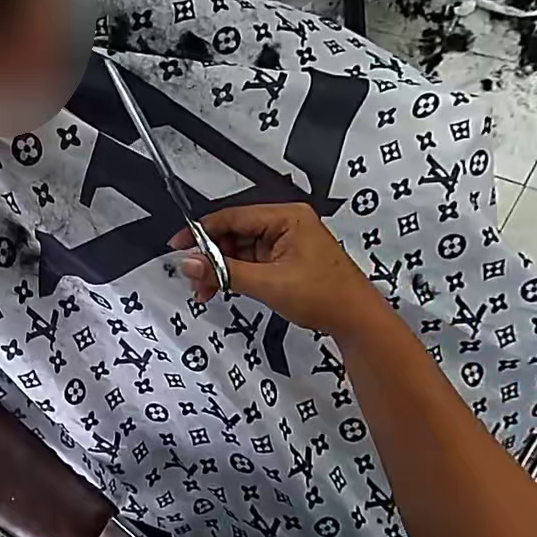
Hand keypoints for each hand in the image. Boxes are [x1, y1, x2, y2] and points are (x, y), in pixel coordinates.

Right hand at [168, 203, 388, 338]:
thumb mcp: (268, 283)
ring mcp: (285, 242)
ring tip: (206, 287)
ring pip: (239, 248)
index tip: (181, 245)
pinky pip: (249, 261)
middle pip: (233, 232)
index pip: (232, 216)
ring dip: (220, 268)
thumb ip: (225, 272)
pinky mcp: (284, 259)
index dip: (202, 231)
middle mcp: (286, 224)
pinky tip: (222, 287)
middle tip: (193, 274)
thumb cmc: (330, 296)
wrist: (356, 320)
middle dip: (210, 256)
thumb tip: (193, 263)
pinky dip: (234, 274)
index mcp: (287, 217)